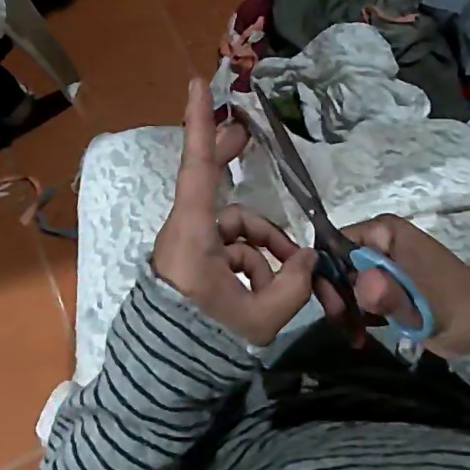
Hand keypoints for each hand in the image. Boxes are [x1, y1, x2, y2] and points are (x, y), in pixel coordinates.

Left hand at [152, 79, 318, 345]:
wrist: (163, 385)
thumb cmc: (205, 346)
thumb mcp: (260, 318)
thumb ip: (293, 284)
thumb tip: (306, 258)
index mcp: (193, 239)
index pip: (197, 171)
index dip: (199, 126)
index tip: (196, 84)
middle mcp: (186, 234)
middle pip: (213, 187)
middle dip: (230, 161)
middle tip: (245, 132)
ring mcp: (188, 249)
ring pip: (234, 229)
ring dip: (263, 245)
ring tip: (288, 273)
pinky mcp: (191, 264)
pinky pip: (228, 249)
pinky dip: (251, 261)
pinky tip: (268, 287)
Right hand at [315, 214, 469, 357]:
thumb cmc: (455, 309)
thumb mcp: (421, 305)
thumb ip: (390, 295)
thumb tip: (362, 284)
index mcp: (388, 232)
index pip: (336, 242)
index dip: (328, 272)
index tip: (334, 306)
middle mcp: (381, 242)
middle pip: (337, 263)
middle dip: (337, 296)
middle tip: (346, 326)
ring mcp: (385, 264)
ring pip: (345, 282)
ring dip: (346, 310)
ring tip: (356, 336)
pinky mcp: (388, 285)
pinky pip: (359, 294)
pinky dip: (357, 315)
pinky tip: (362, 335)